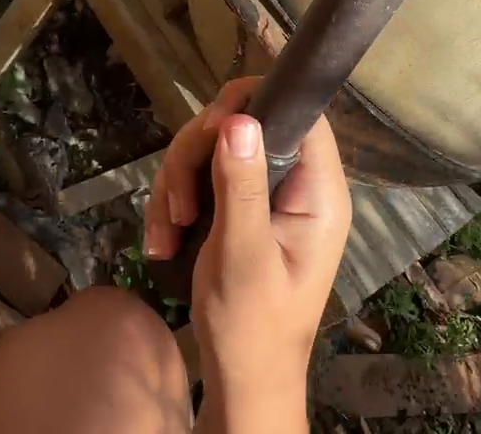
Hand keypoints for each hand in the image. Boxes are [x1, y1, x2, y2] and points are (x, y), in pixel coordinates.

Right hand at [143, 78, 350, 427]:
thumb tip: (239, 119)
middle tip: (179, 205)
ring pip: (210, 149)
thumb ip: (243, 187)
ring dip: (177, 185)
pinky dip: (173, 202)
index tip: (208, 129)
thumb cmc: (252, 326)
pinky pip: (197, 176)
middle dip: (195, 158)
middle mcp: (294, 184)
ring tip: (168, 232)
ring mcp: (264, 194)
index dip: (252, 102)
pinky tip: (163, 239)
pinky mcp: (237, 205)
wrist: (242, 377)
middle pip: (239, 126)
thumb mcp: (243, 256)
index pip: (297, 113)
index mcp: (317, 193)